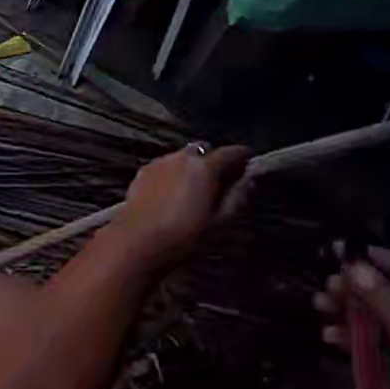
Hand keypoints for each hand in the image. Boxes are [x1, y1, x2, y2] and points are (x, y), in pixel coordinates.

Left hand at [109, 143, 250, 267]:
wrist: (139, 238)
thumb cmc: (186, 235)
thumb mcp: (221, 223)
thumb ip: (238, 198)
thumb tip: (250, 180)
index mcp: (205, 167)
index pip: (230, 153)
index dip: (242, 156)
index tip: (249, 160)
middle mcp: (183, 156)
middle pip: (205, 149)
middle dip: (215, 159)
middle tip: (220, 178)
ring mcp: (161, 161)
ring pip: (183, 156)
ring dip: (193, 165)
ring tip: (195, 187)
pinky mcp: (144, 170)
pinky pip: (166, 165)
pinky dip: (174, 172)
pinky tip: (172, 191)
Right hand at [317, 247, 389, 388]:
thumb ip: (387, 306)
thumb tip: (356, 265)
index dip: (371, 257)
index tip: (337, 250)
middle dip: (355, 290)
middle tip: (325, 289)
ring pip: (384, 319)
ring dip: (352, 314)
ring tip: (321, 310)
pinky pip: (387, 345)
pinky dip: (361, 340)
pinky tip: (334, 339)